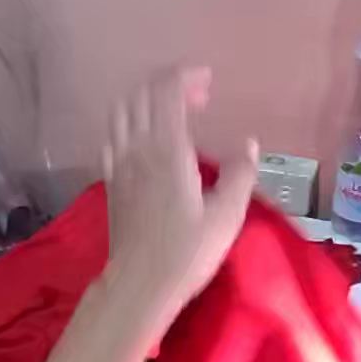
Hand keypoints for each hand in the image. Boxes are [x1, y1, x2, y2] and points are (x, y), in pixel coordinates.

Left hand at [99, 67, 259, 318]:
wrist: (140, 284)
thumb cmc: (188, 252)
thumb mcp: (227, 215)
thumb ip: (240, 174)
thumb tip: (249, 146)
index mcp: (167, 150)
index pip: (167, 92)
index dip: (186, 77)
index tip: (207, 81)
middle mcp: (137, 148)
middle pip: (141, 95)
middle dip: (168, 84)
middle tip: (197, 95)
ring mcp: (119, 164)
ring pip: (122, 112)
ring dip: (146, 100)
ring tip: (171, 111)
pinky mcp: (111, 181)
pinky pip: (113, 136)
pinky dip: (129, 124)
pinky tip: (144, 139)